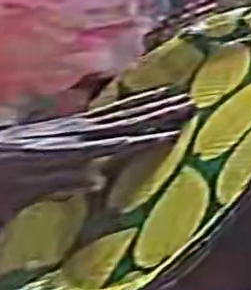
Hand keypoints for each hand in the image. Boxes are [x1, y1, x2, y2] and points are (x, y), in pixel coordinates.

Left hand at [0, 90, 192, 216]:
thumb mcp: (15, 195)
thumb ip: (56, 186)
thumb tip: (97, 183)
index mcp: (66, 153)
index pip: (116, 144)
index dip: (146, 139)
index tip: (176, 133)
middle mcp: (76, 135)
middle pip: (127, 121)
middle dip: (161, 112)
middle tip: (193, 103)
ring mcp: (73, 126)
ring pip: (122, 112)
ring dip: (154, 103)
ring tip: (183, 94)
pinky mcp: (69, 122)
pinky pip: (109, 109)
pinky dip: (135, 100)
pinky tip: (151, 94)